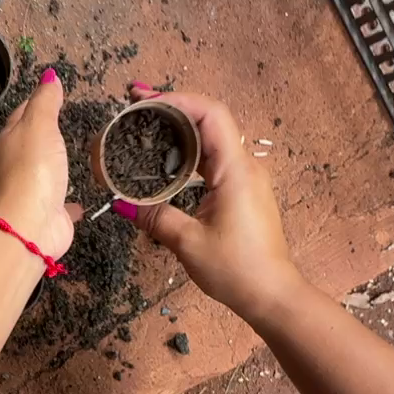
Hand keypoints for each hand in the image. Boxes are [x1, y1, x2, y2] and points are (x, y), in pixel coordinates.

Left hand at [0, 69, 73, 256]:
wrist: (30, 226)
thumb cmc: (33, 169)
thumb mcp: (39, 124)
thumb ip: (46, 101)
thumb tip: (49, 76)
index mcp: (11, 140)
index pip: (22, 113)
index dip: (36, 101)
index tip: (52, 92)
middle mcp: (18, 166)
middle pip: (32, 144)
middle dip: (46, 134)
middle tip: (63, 123)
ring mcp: (33, 193)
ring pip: (46, 175)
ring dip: (56, 167)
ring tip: (72, 158)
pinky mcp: (49, 216)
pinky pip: (61, 206)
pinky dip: (70, 204)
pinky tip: (81, 203)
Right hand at [119, 87, 303, 321]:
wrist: (270, 294)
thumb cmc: (235, 269)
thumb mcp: (188, 243)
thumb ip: (156, 217)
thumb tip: (124, 204)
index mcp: (235, 169)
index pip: (209, 114)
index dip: (177, 99)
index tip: (144, 100)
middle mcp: (244, 166)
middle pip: (209, 121)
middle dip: (173, 110)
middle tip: (136, 109)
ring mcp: (246, 179)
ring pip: (211, 142)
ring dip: (180, 133)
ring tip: (146, 132)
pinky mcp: (243, 194)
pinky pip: (214, 163)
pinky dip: (189, 156)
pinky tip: (167, 164)